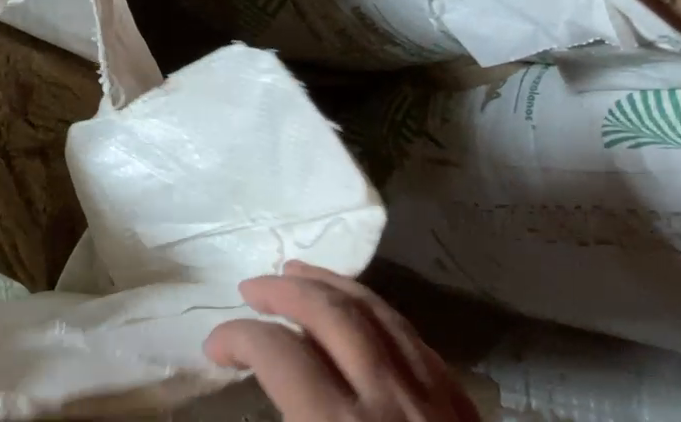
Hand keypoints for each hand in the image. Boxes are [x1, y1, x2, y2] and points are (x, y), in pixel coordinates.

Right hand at [204, 261, 478, 421]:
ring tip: (295, 273)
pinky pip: (416, 341)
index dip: (234, 337)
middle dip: (279, 291)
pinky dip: (376, 313)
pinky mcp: (466, 412)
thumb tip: (258, 389)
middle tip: (249, 291)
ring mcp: (434, 401)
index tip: (214, 349)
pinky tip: (358, 313)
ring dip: (328, 284)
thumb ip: (288, 419)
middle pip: (327, 311)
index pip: (274, 350)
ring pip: (376, 313)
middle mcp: (388, 399)